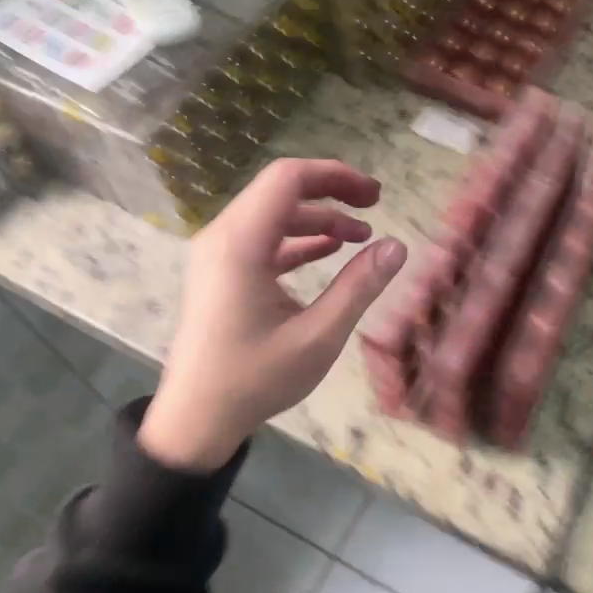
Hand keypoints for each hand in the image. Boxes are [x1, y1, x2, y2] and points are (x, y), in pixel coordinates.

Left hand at [138, 159, 406, 470]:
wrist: (196, 417)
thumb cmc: (255, 379)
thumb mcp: (318, 336)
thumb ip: (359, 287)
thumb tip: (396, 248)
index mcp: (241, 244)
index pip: (288, 179)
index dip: (335, 176)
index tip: (375, 193)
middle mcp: (223, 238)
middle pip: (280, 191)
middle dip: (331, 193)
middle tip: (375, 206)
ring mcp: (218, 256)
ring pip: (272, 216)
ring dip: (317, 220)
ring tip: (361, 237)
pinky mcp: (220, 274)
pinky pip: (262, 241)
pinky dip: (296, 241)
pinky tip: (328, 252)